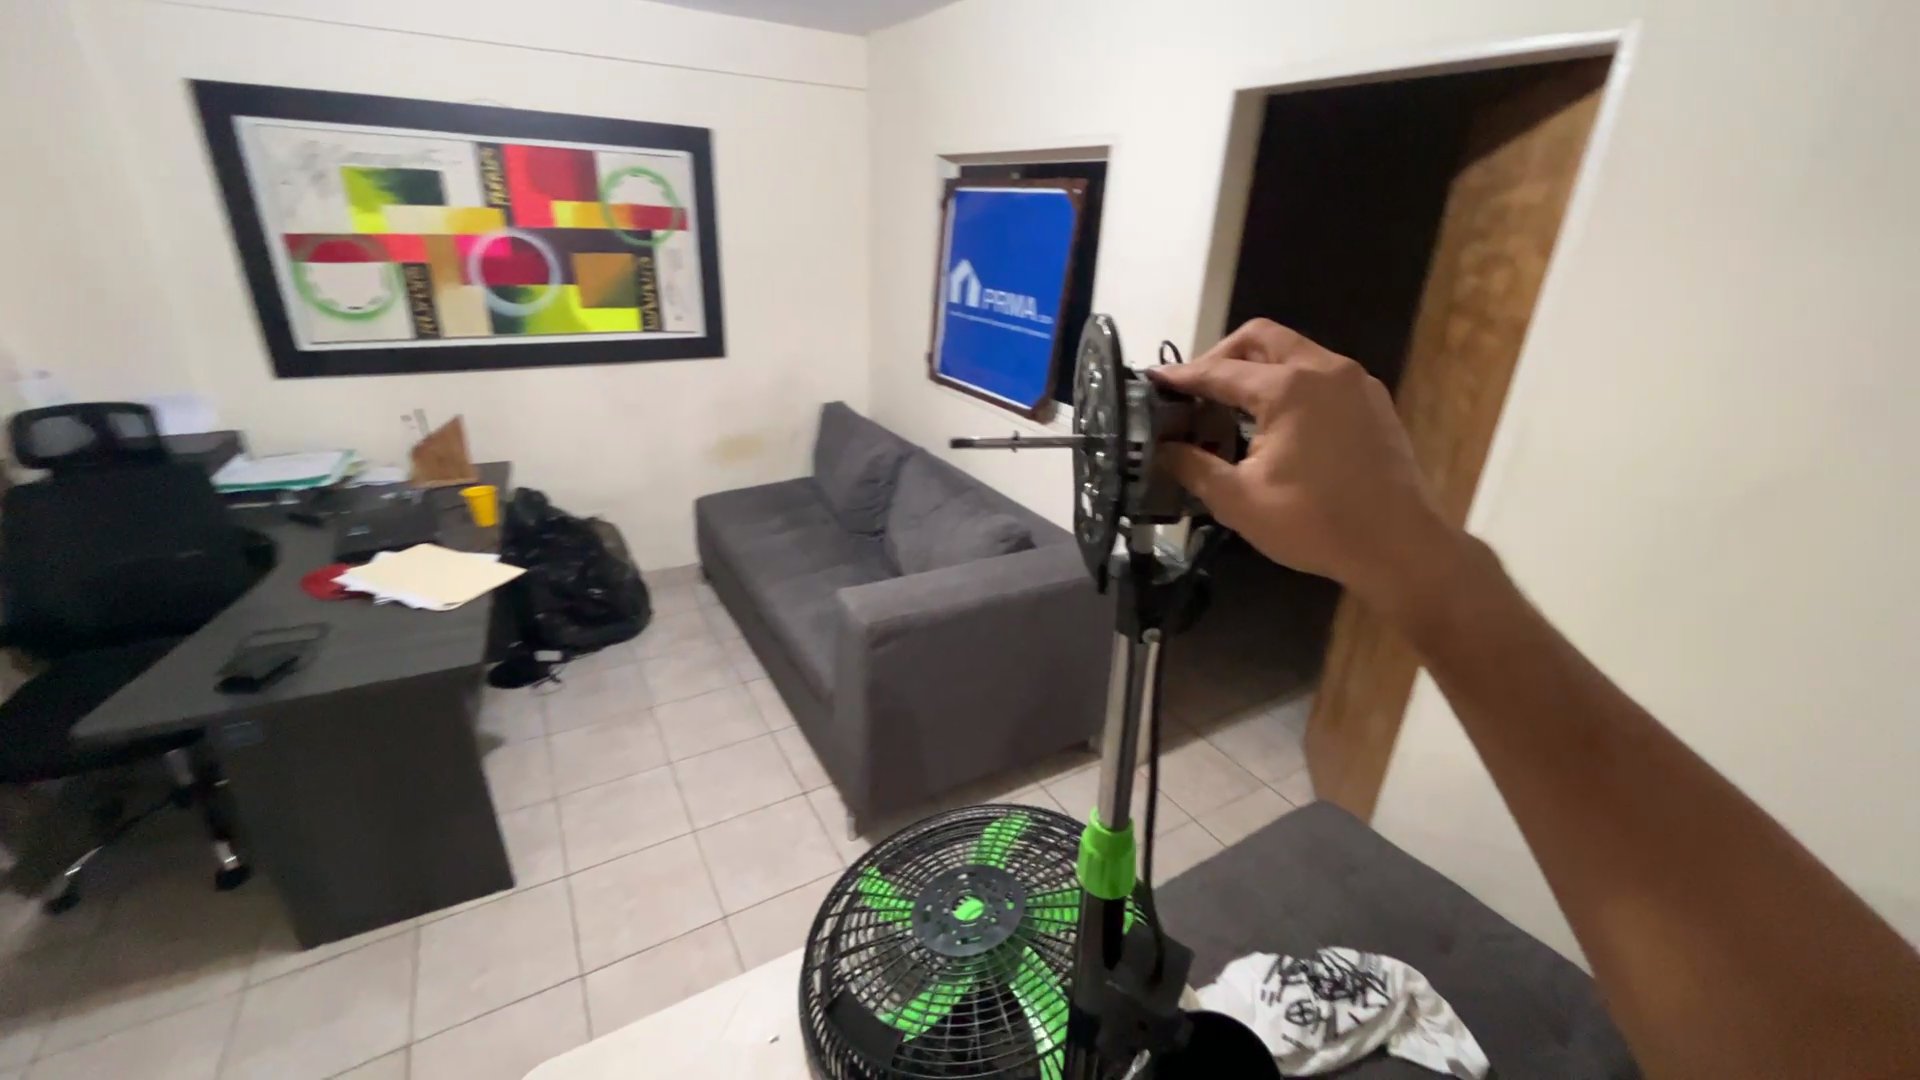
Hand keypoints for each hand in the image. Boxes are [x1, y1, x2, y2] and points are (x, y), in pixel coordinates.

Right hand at [1151, 320, 1464, 612]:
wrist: (1398, 546)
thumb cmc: (1314, 523)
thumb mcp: (1238, 500)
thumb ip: (1193, 466)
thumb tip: (1163, 449)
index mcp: (1288, 388)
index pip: (1219, 371)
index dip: (1181, 377)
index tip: (1152, 381)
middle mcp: (1323, 369)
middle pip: (1260, 338)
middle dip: (1221, 357)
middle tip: (1194, 389)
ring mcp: (1354, 382)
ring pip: (1293, 352)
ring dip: (1256, 369)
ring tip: (1229, 406)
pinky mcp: (1372, 401)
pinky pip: (1318, 374)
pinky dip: (1287, 383)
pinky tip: (1273, 422)